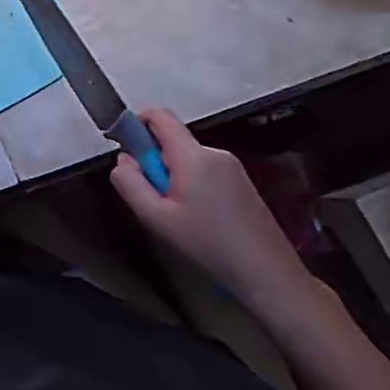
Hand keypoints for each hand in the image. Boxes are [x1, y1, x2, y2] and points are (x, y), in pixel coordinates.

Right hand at [109, 109, 312, 306]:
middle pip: (171, 141)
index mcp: (193, 156)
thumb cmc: (206, 243)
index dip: (136, 123)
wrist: (267, 272)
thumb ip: (129, 182)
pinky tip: (197, 217)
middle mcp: (214, 153)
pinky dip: (190, 185)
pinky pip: (202, 170)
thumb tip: (123, 159)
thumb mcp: (154, 217)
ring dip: (172, 177)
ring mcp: (232, 167)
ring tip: (177, 214)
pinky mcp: (241, 181)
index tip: (126, 150)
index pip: (160, 116)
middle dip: (154, 163)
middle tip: (154, 200)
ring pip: (185, 159)